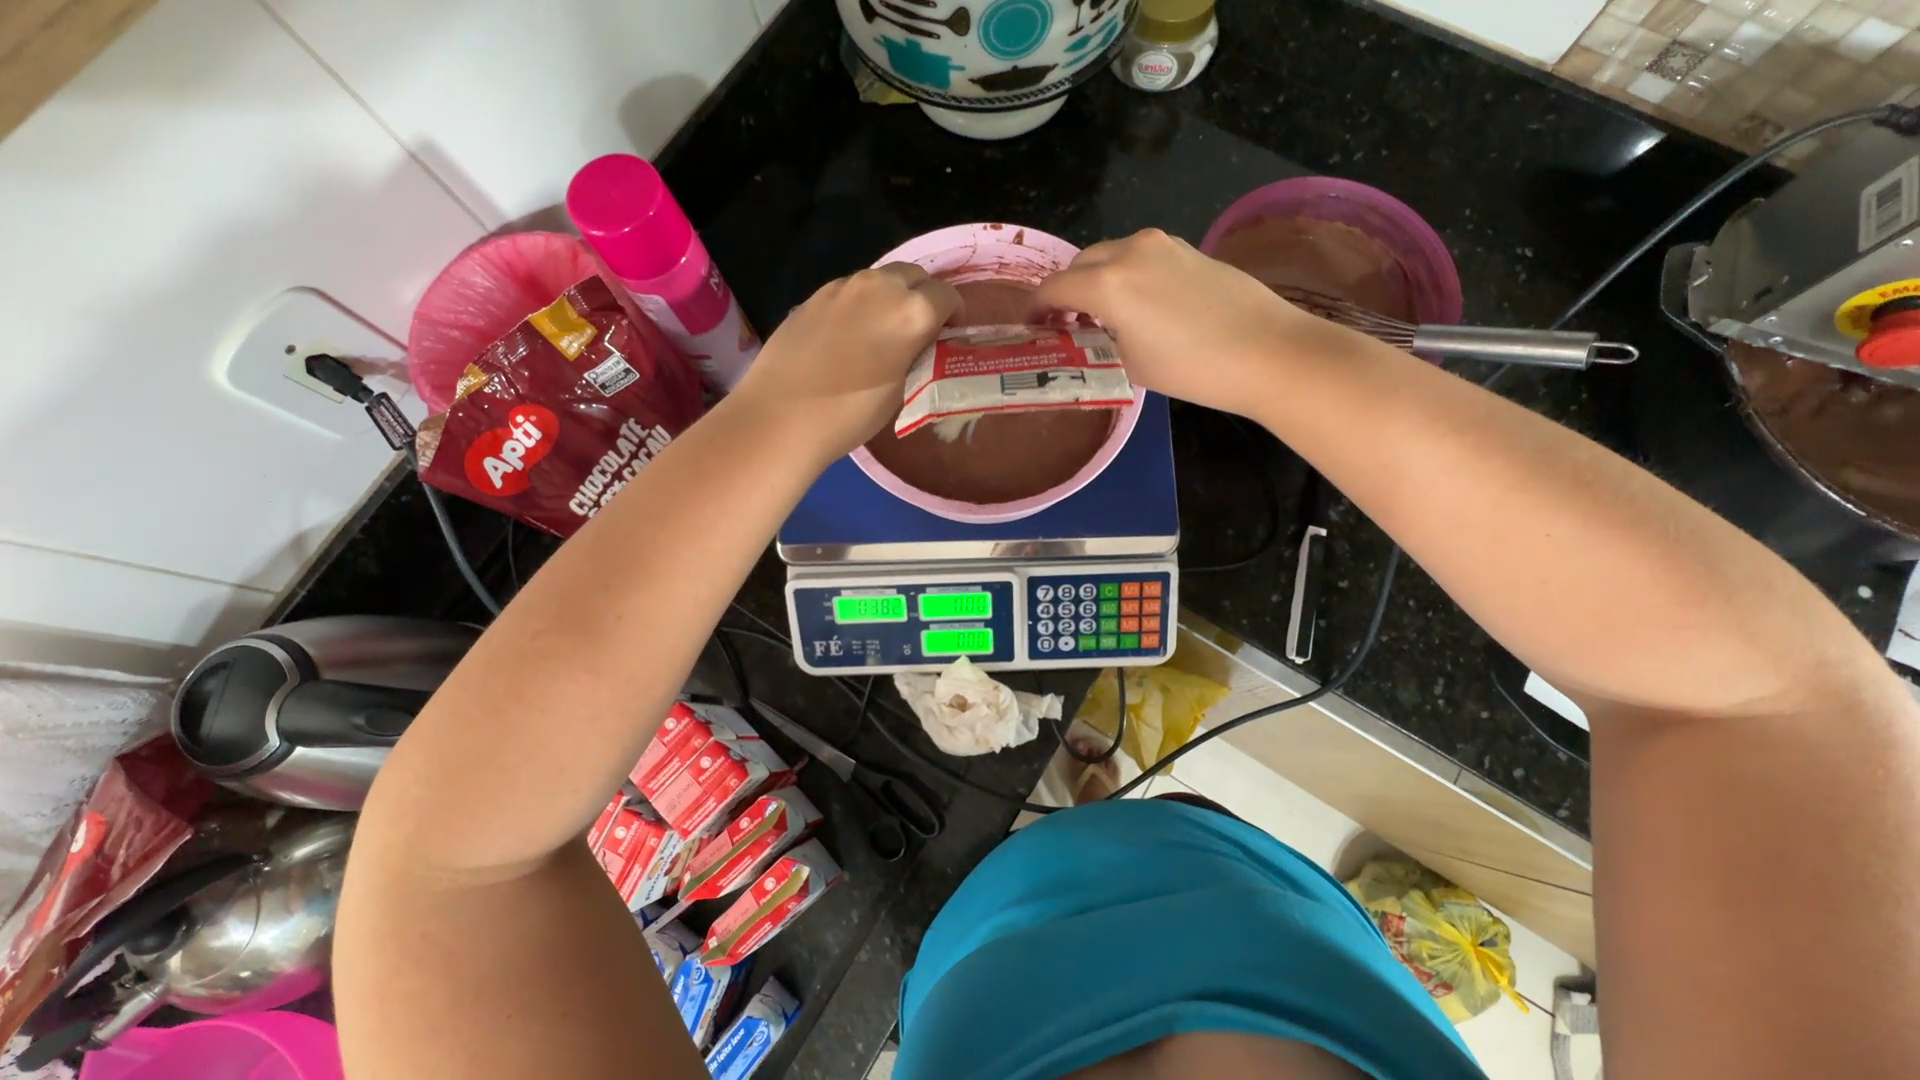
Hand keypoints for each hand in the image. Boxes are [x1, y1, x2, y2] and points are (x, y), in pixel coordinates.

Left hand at [731, 263, 960, 460]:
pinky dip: (859, 304)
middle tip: (918, 328)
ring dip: (890, 296)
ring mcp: (842, 287)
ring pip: (879, 279)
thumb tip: (917, 346)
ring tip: (883, 329)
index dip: (953, 314)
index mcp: (912, 312)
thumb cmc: (851, 414)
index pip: (946, 295)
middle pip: (913, 275)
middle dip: (922, 295)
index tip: (948, 333)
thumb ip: (916, 357)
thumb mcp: (902, 392)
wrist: (781, 415)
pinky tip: (849, 334)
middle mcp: (880, 287)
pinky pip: (849, 291)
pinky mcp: (813, 296)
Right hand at [1033, 229, 1352, 417]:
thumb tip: (1087, 332)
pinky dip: (1126, 274)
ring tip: (1102, 316)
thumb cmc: (1192, 368)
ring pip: (1110, 255)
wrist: (1268, 351)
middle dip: (1066, 291)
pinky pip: (1140, 256)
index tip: (1033, 328)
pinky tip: (1139, 305)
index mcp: (1107, 283)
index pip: (1054, 288)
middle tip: (1065, 325)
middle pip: (1080, 264)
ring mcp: (1161, 244)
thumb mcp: (1130, 364)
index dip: (1036, 309)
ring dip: (1096, 280)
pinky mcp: (1187, 249)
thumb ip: (1098, 341)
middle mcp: (1128, 251)